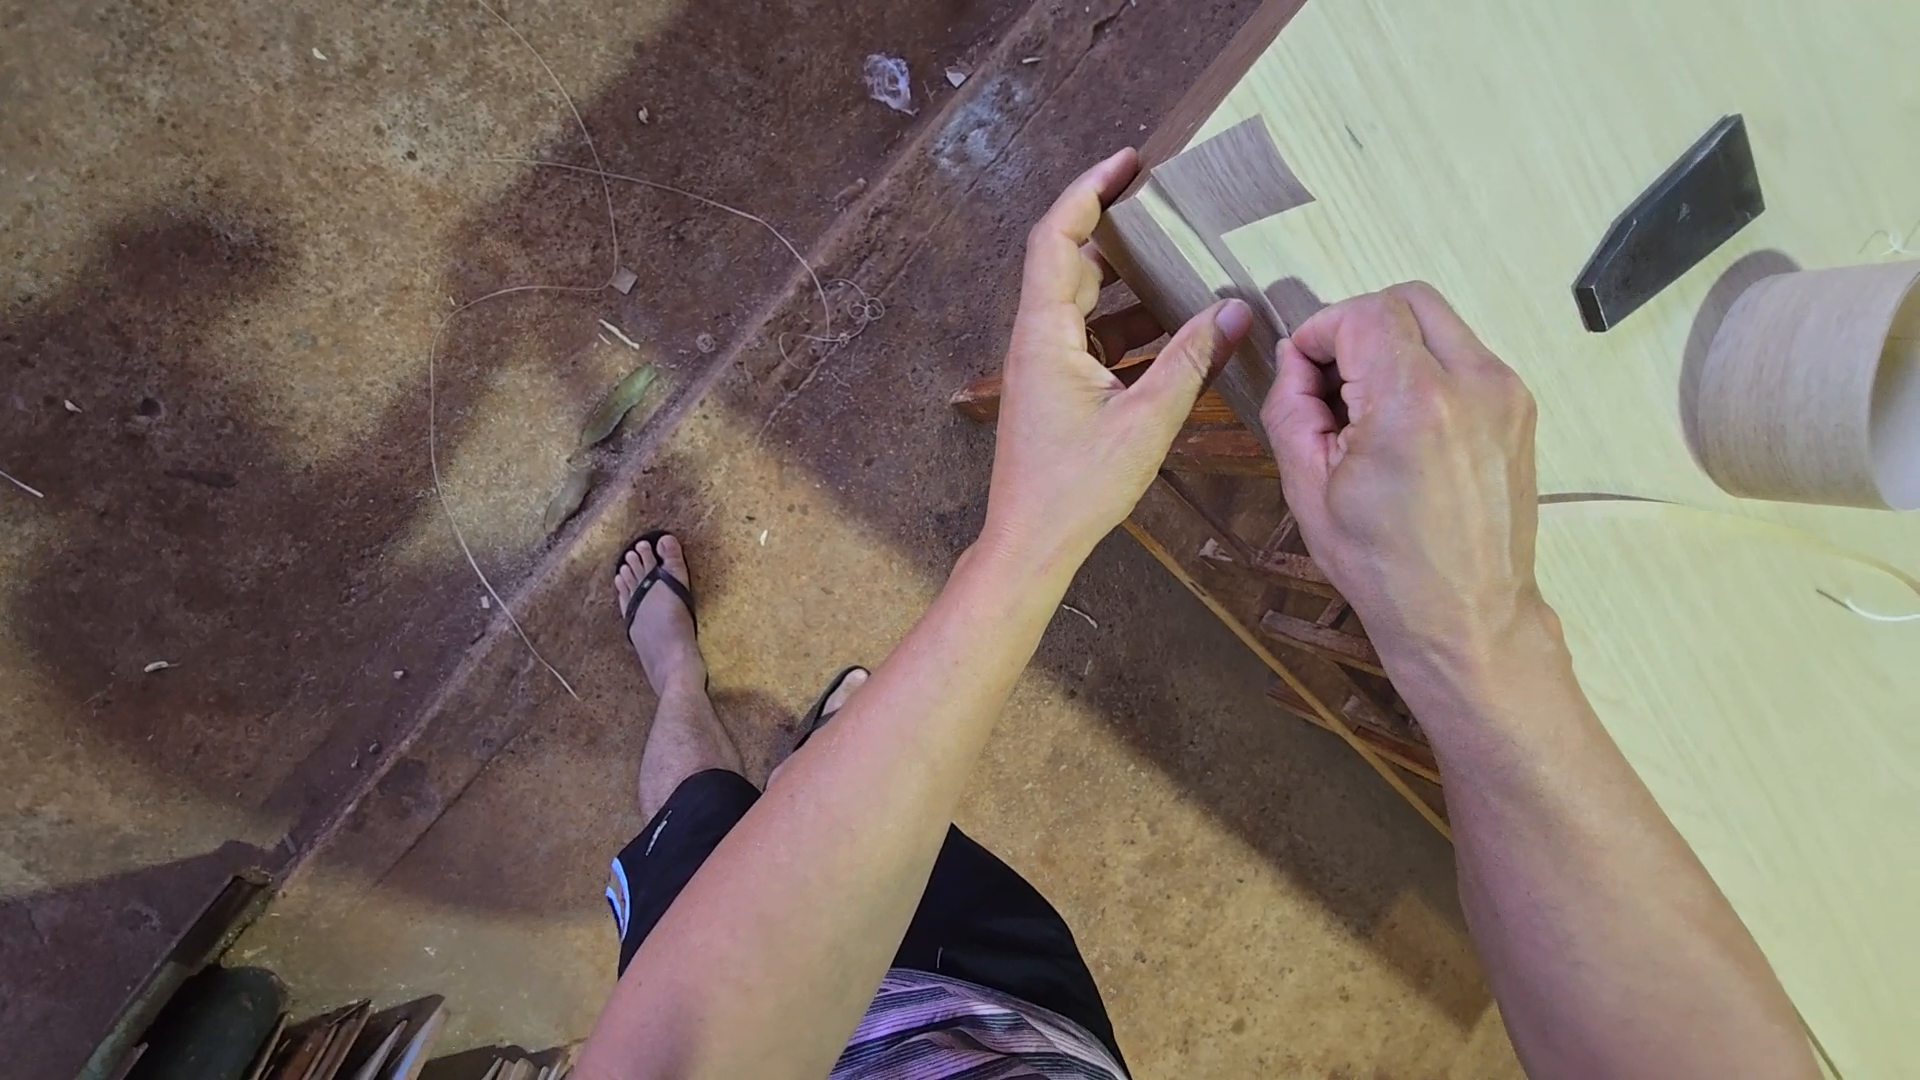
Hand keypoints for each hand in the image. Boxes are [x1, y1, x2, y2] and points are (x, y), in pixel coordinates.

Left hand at [983, 149, 1253, 569]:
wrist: (1031, 542)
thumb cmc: (1076, 489)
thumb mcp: (1145, 422)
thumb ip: (1190, 362)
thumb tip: (1234, 312)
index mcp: (1044, 336)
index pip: (1058, 237)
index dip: (1090, 190)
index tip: (1131, 161)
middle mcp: (1035, 343)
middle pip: (1072, 265)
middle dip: (1120, 236)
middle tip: (1170, 214)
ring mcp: (1042, 369)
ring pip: (1085, 308)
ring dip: (1131, 292)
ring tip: (1186, 277)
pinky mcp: (1053, 393)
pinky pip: (1091, 344)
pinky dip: (1126, 334)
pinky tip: (1170, 340)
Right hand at [1260, 283, 1545, 671]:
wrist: (1463, 613)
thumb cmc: (1376, 561)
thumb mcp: (1305, 488)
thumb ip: (1290, 408)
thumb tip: (1295, 360)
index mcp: (1414, 403)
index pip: (1362, 314)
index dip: (1318, 332)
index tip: (1300, 372)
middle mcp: (1474, 381)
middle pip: (1407, 298)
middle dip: (1355, 326)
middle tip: (1328, 381)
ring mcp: (1507, 391)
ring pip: (1437, 322)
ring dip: (1389, 345)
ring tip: (1364, 408)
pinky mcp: (1518, 407)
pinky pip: (1460, 355)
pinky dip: (1421, 366)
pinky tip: (1400, 423)